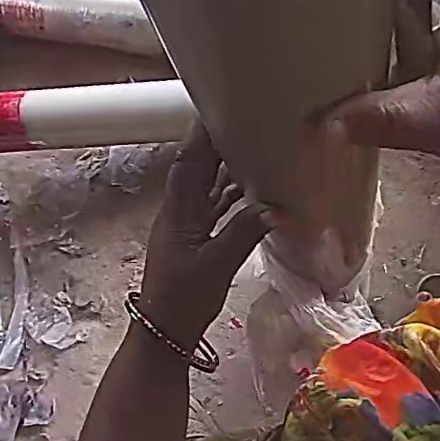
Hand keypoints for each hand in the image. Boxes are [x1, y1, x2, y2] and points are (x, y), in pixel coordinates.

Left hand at [137, 127, 275, 342]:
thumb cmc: (184, 298)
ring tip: (251, 146)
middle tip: (244, 121)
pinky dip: (231, 194)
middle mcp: (180, 212)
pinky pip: (215, 206)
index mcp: (179, 212)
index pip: (188, 162)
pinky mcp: (196, 238)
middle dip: (217, 143)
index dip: (201, 135)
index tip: (220, 108)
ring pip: (207, 186)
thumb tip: (274, 207)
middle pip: (197, 168)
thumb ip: (244, 232)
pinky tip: (250, 188)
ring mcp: (188, 225)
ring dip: (225, 167)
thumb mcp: (217, 264)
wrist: (165, 331)